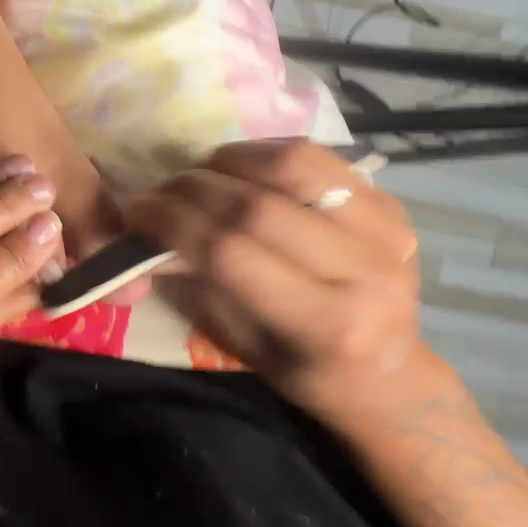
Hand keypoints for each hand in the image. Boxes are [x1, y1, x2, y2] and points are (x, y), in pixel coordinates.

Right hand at [127, 139, 426, 421]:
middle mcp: (366, 275)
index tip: (136, 210)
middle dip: (190, 190)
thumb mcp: (236, 339)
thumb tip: (144, 227)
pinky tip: (239, 168)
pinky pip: (315, 156)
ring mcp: (386, 234)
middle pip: (255, 206)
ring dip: (229, 161)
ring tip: (204, 174)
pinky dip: (264, 152)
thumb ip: (193, 279)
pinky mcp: (391, 206)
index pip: (230, 253)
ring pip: (291, 166)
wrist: (386, 373)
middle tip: (158, 191)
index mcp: (326, 327)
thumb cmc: (298, 366)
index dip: (172, 222)